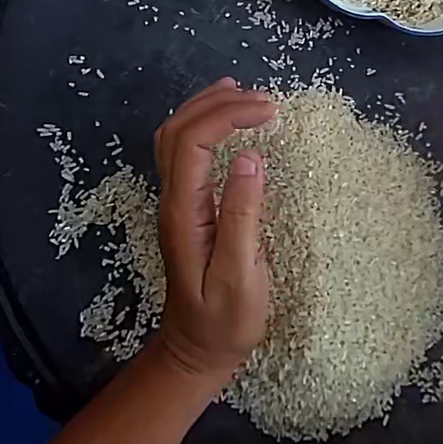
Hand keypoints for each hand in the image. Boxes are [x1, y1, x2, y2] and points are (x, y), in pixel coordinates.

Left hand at [150, 78, 276, 387]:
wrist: (196, 350)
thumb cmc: (224, 321)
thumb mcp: (241, 276)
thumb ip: (243, 216)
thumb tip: (251, 157)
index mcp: (184, 212)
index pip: (193, 143)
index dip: (229, 117)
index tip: (270, 111)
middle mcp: (172, 199)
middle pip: (178, 129)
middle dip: (219, 104)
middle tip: (265, 100)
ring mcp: (175, 200)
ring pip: (175, 135)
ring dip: (207, 107)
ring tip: (243, 93)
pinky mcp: (186, 204)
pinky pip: (185, 149)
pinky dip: (204, 123)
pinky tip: (225, 118)